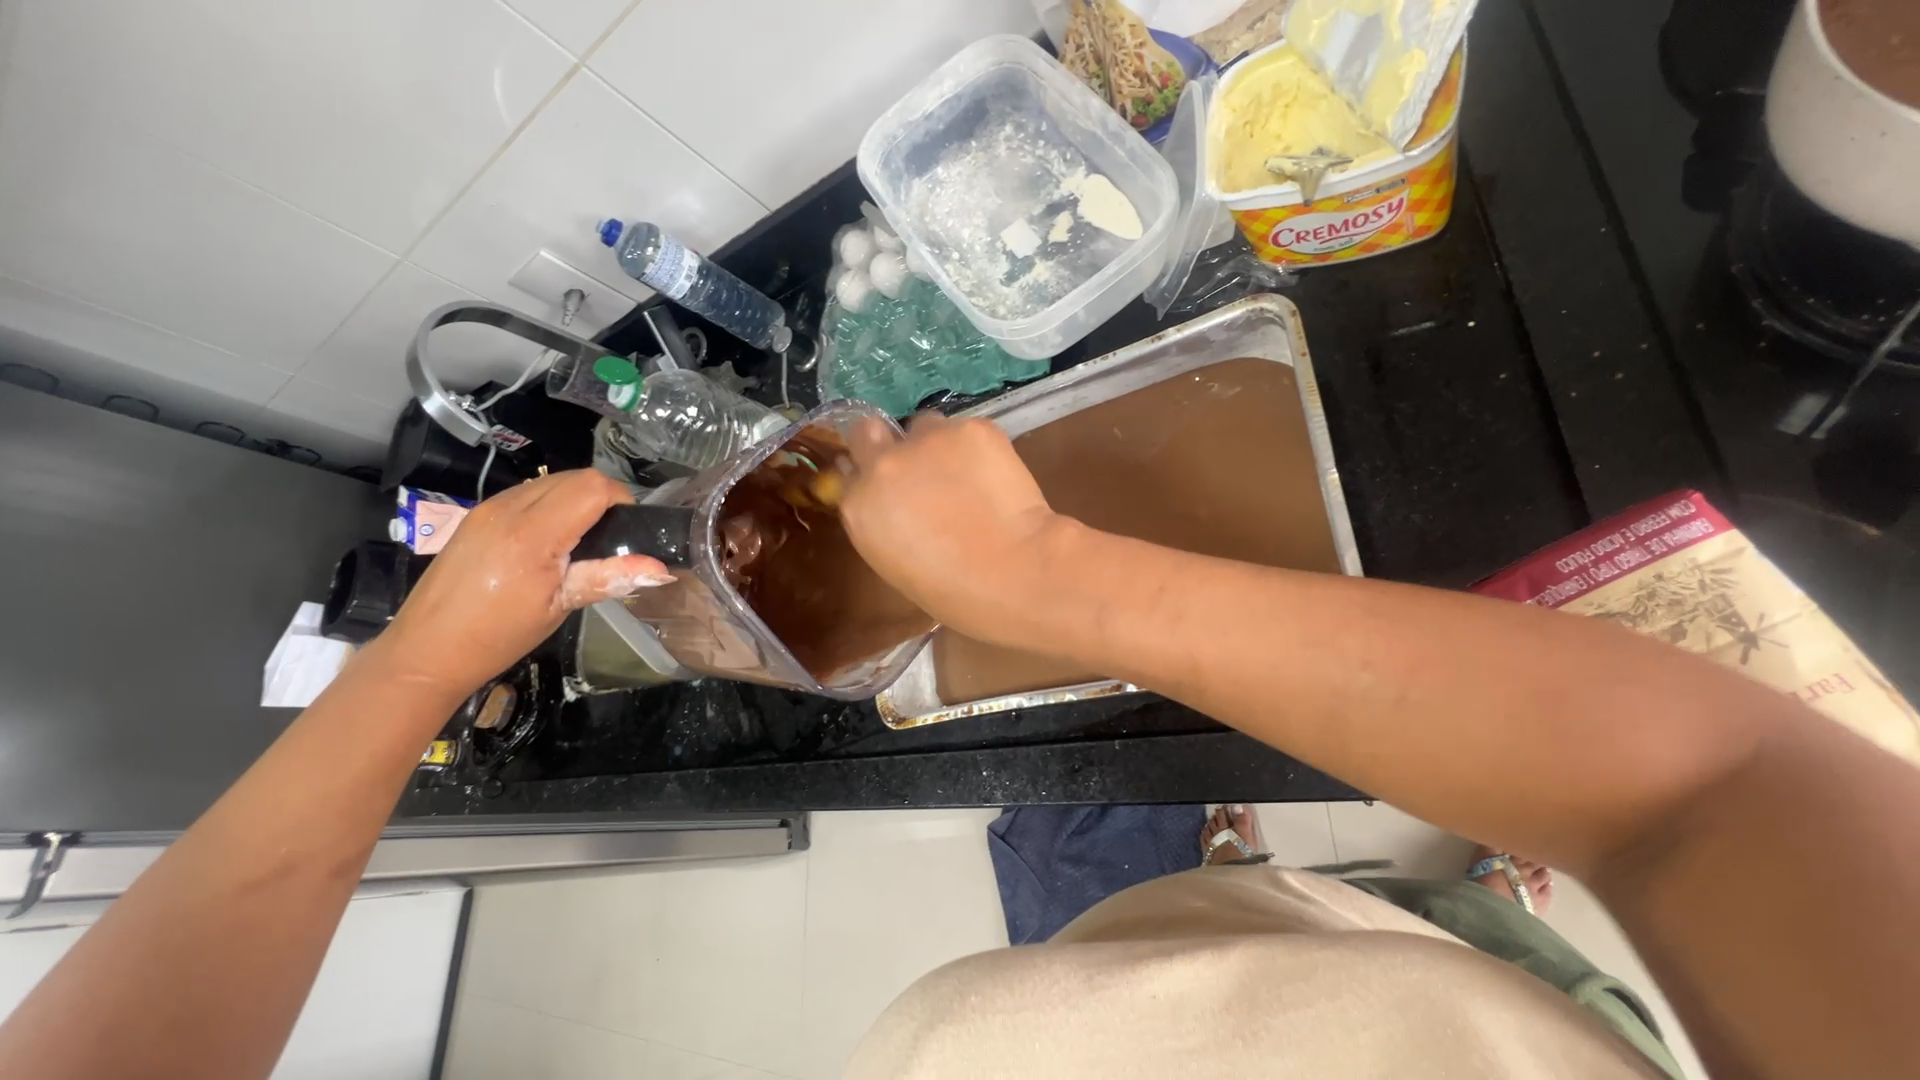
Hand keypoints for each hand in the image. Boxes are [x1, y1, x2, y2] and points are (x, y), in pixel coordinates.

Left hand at [375, 469, 670, 697]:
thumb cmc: (499, 635)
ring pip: (551, 481)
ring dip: (575, 499)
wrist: (426, 649)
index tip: (626, 530)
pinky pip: (527, 493)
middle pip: (575, 477)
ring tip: (579, 542)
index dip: (619, 500)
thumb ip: (610, 578)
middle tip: (607, 539)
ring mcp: (489, 507)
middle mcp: (509, 509)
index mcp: (533, 534)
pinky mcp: (478, 513)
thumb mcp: (561, 607)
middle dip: (601, 498)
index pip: (592, 487)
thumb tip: (662, 570)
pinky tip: (548, 541)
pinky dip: (550, 505)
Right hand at [840, 414, 1060, 641]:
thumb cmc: (956, 592)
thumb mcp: (897, 564)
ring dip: (938, 446)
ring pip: (924, 426)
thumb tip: (895, 503)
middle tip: (920, 466)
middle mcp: (884, 465)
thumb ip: (885, 522)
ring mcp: (926, 442)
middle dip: (887, 443)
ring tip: (969, 477)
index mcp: (860, 507)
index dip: (872, 475)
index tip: (893, 487)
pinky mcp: (971, 429)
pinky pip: (966, 430)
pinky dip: (977, 448)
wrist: (1013, 571)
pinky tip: (995, 476)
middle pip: (868, 431)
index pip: (851, 471)